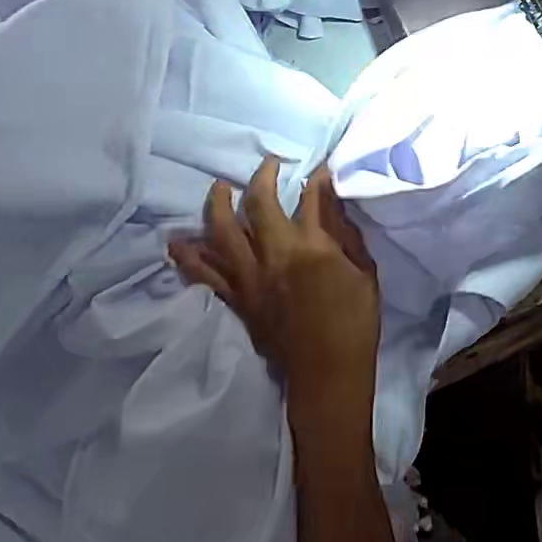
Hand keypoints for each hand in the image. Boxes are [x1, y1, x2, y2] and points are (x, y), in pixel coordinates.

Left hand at [169, 158, 380, 417]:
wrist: (327, 376)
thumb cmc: (354, 323)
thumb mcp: (364, 272)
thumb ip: (345, 234)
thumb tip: (330, 202)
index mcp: (310, 248)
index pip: (310, 199)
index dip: (314, 178)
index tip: (316, 167)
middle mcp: (273, 256)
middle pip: (258, 205)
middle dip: (262, 177)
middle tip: (268, 165)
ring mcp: (250, 278)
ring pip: (221, 233)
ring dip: (216, 205)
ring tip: (218, 187)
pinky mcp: (238, 300)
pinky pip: (206, 276)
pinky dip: (190, 258)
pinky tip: (178, 243)